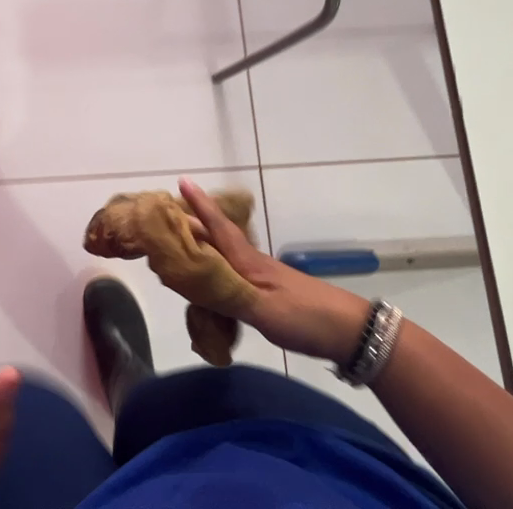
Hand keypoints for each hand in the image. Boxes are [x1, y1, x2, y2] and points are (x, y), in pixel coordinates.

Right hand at [180, 177, 375, 363]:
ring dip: (201, 250)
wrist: (349, 332)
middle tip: (163, 221)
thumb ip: (223, 293)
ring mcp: (262, 278)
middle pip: (216, 239)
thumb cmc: (304, 316)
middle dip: (192, 225)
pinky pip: (231, 277)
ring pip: (223, 257)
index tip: (182, 181)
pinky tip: (209, 289)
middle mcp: (251, 264)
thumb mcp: (261, 309)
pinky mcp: (269, 295)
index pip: (217, 228)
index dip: (199, 206)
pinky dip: (214, 276)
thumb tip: (182, 275)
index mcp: (247, 263)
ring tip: (177, 252)